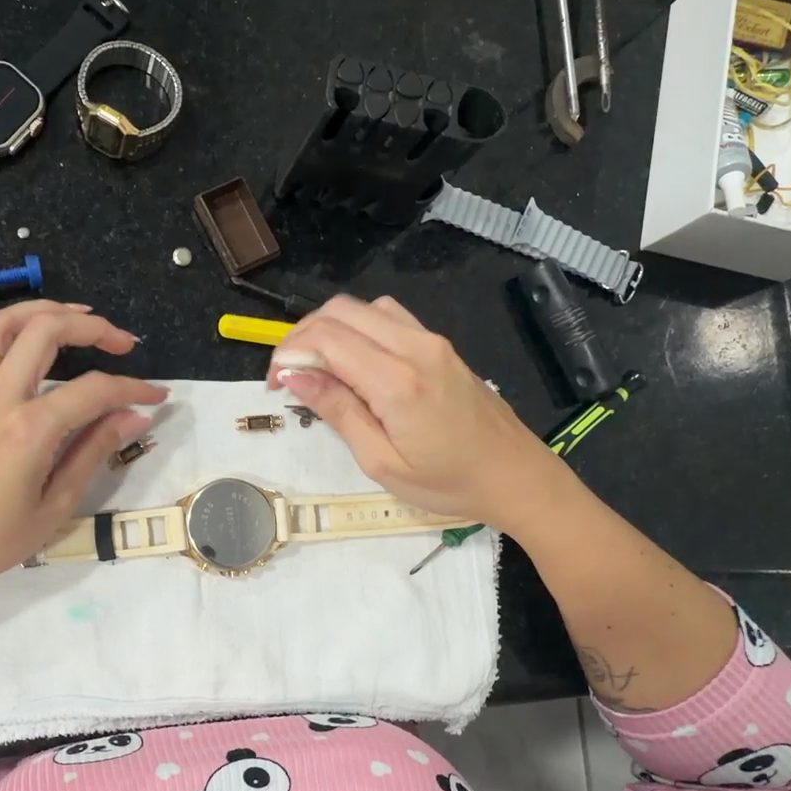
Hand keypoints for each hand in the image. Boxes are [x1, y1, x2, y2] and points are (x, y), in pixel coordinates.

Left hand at [0, 300, 165, 589]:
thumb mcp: (58, 504)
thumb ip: (96, 451)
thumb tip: (135, 417)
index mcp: (30, 429)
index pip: (94, 391)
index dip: (133, 388)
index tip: (157, 396)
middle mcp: (0, 399)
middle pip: (46, 331)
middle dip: (92, 327)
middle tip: (122, 342)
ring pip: (1, 325)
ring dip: (41, 311)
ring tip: (75, 317)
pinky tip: (16, 340)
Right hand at [267, 294, 564, 530]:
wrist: (515, 476)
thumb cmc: (447, 483)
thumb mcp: (382, 462)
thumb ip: (338, 412)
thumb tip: (294, 376)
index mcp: (398, 381)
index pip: (326, 339)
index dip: (288, 353)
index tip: (275, 386)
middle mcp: (414, 347)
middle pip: (340, 311)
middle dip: (302, 336)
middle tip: (289, 376)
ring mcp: (431, 341)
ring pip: (363, 307)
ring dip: (329, 329)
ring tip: (316, 369)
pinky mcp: (439, 345)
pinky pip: (387, 316)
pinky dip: (356, 328)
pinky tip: (351, 362)